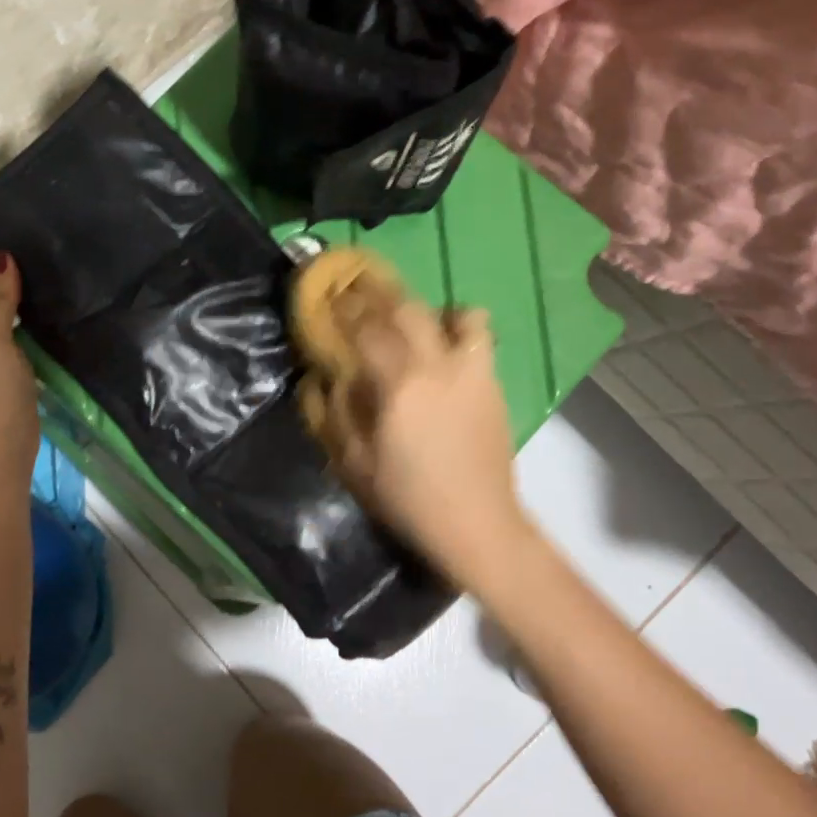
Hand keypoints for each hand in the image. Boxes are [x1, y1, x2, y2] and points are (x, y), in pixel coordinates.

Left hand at [0, 252, 39, 482]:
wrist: (4, 445)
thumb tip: (0, 255)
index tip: (27, 236)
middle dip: (15, 277)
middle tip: (49, 251)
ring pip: (9, 315)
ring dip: (27, 300)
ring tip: (57, 273)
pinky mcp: (11, 366)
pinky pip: (21, 334)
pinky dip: (34, 322)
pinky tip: (56, 308)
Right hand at [319, 288, 536, 590]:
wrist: (478, 525)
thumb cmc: (407, 498)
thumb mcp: (353, 463)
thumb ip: (333, 412)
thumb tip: (323, 377)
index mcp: (399, 384)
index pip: (366, 327)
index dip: (344, 307)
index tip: (328, 296)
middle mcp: (438, 366)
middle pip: (408, 308)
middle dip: (379, 293)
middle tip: (359, 290)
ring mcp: (473, 373)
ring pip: (457, 315)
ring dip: (428, 308)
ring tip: (409, 319)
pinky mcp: (494, 386)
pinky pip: (479, 340)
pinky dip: (459, 329)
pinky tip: (442, 349)